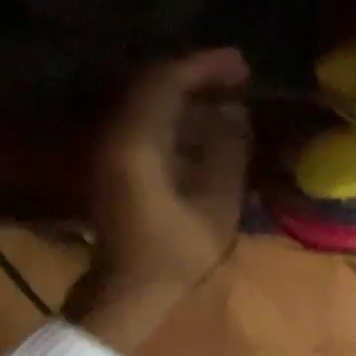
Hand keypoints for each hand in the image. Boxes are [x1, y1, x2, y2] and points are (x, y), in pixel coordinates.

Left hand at [64, 49, 251, 349]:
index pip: (167, 81)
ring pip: (151, 102)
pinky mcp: (117, 163)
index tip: (243, 64)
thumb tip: (235, 111)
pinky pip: (148, 122)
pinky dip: (178, 116)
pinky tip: (209, 126)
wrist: (126, 291)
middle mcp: (117, 135)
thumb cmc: (175, 251)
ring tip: (230, 98)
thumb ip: (229, 148)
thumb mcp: (217, 201)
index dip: (206, 65)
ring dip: (190, 95)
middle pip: (155, 85)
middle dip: (199, 76)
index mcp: (138, 141)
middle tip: (240, 75)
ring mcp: (112, 148)